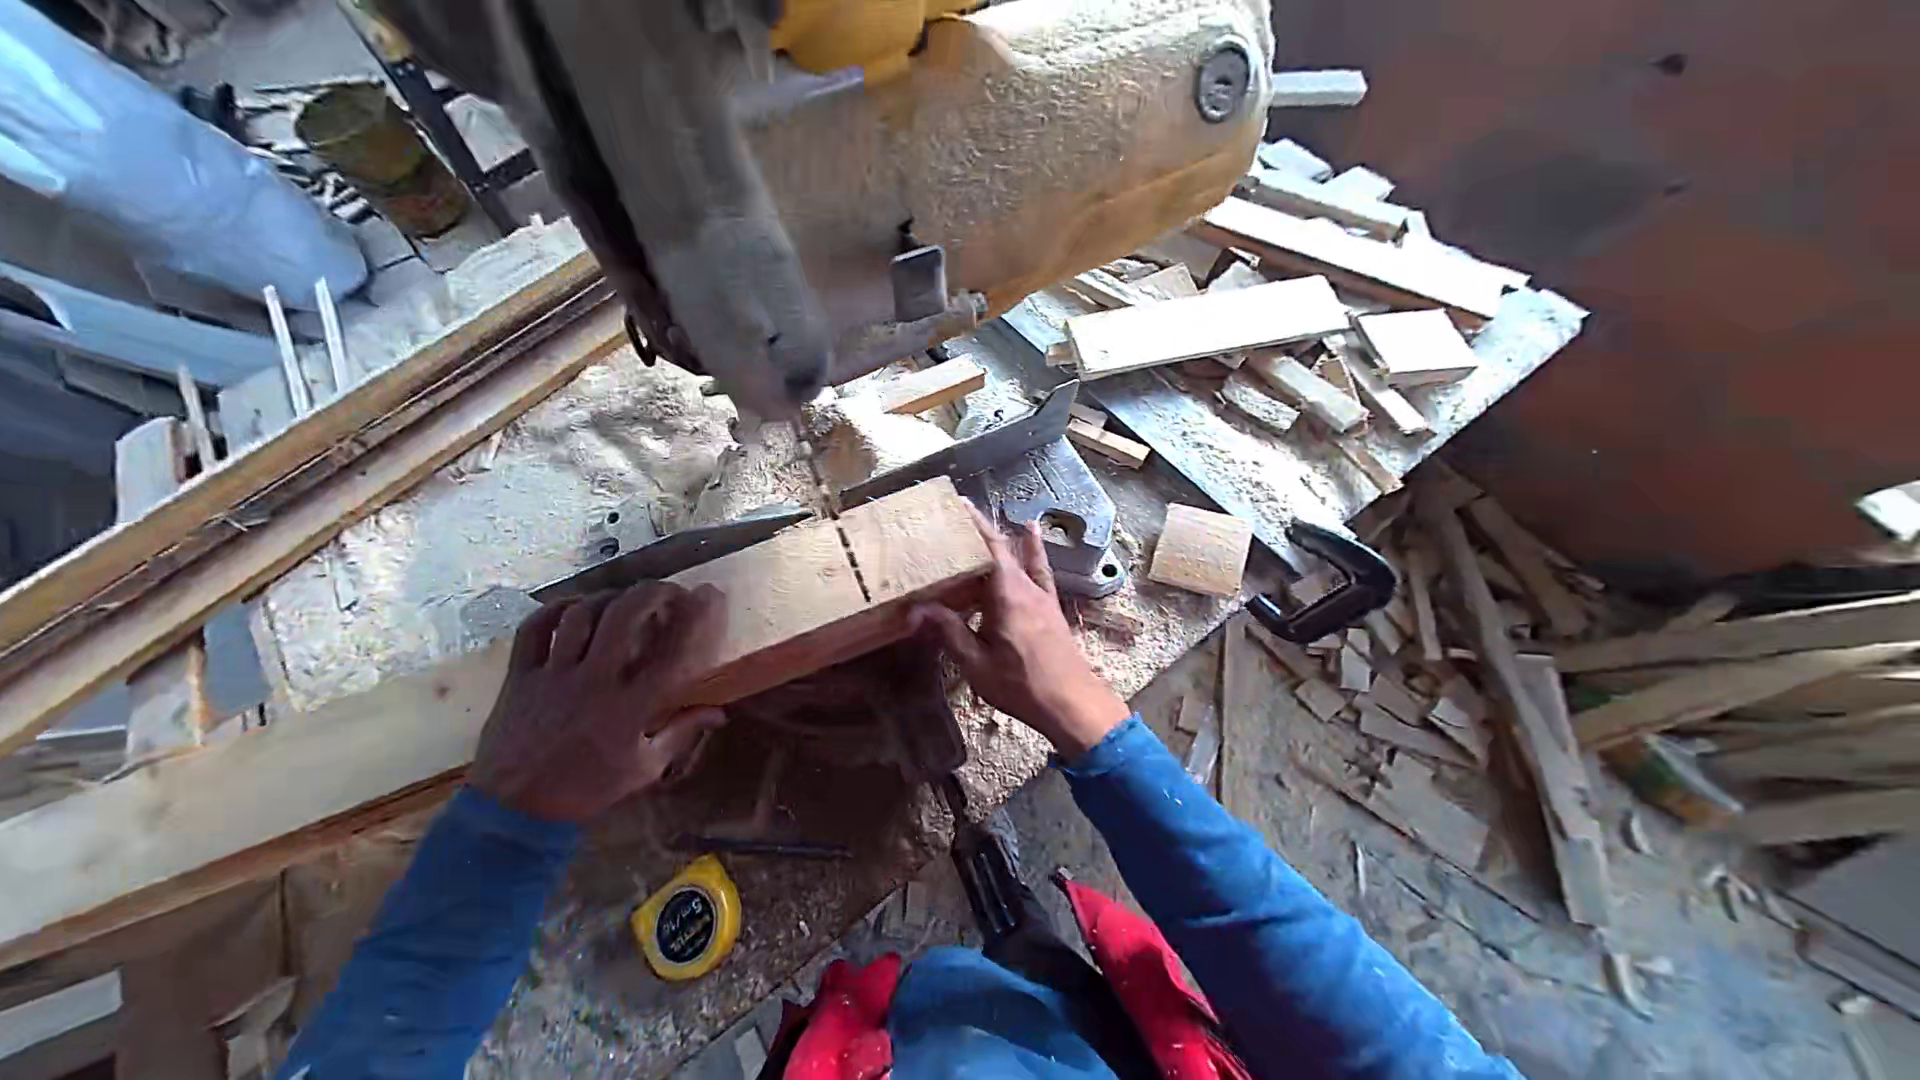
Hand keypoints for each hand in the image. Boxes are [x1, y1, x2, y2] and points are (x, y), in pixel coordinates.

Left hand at [468, 582, 729, 822]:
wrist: (513, 811)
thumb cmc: (586, 789)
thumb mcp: (644, 768)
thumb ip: (682, 733)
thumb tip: (720, 714)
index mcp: (628, 708)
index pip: (672, 651)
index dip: (696, 617)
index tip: (709, 596)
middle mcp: (592, 682)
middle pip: (624, 616)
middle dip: (652, 592)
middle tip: (668, 590)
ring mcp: (552, 675)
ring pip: (581, 615)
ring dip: (609, 598)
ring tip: (624, 599)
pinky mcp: (519, 676)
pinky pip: (534, 628)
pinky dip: (556, 609)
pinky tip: (575, 607)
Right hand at [909, 506, 1128, 760]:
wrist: (1072, 704)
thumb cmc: (1022, 685)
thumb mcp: (977, 663)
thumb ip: (949, 632)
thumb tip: (916, 609)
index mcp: (1007, 594)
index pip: (989, 547)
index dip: (973, 524)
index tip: (957, 504)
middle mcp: (1027, 587)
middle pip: (1002, 549)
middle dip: (979, 531)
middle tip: (954, 520)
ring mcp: (1042, 596)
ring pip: (1020, 557)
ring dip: (1003, 539)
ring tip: (986, 522)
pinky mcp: (1050, 608)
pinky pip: (1039, 570)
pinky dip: (1033, 550)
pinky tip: (1032, 535)